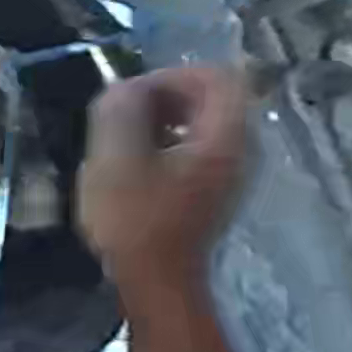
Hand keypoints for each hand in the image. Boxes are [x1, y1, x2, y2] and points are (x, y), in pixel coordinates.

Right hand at [77, 66, 246, 288]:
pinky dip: (158, 142)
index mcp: (224, 137)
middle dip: (158, 96)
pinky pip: (189, 147)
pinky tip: (127, 163)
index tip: (124, 94)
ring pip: (197, 123)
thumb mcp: (114, 160)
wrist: (153, 276)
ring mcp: (226, 171)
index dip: (168, 75)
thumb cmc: (131, 217)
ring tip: (113, 138)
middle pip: (209, 98)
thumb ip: (120, 115)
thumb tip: (124, 87)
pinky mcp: (207, 188)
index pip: (216, 77)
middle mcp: (238, 148)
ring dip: (154, 120)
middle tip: (113, 115)